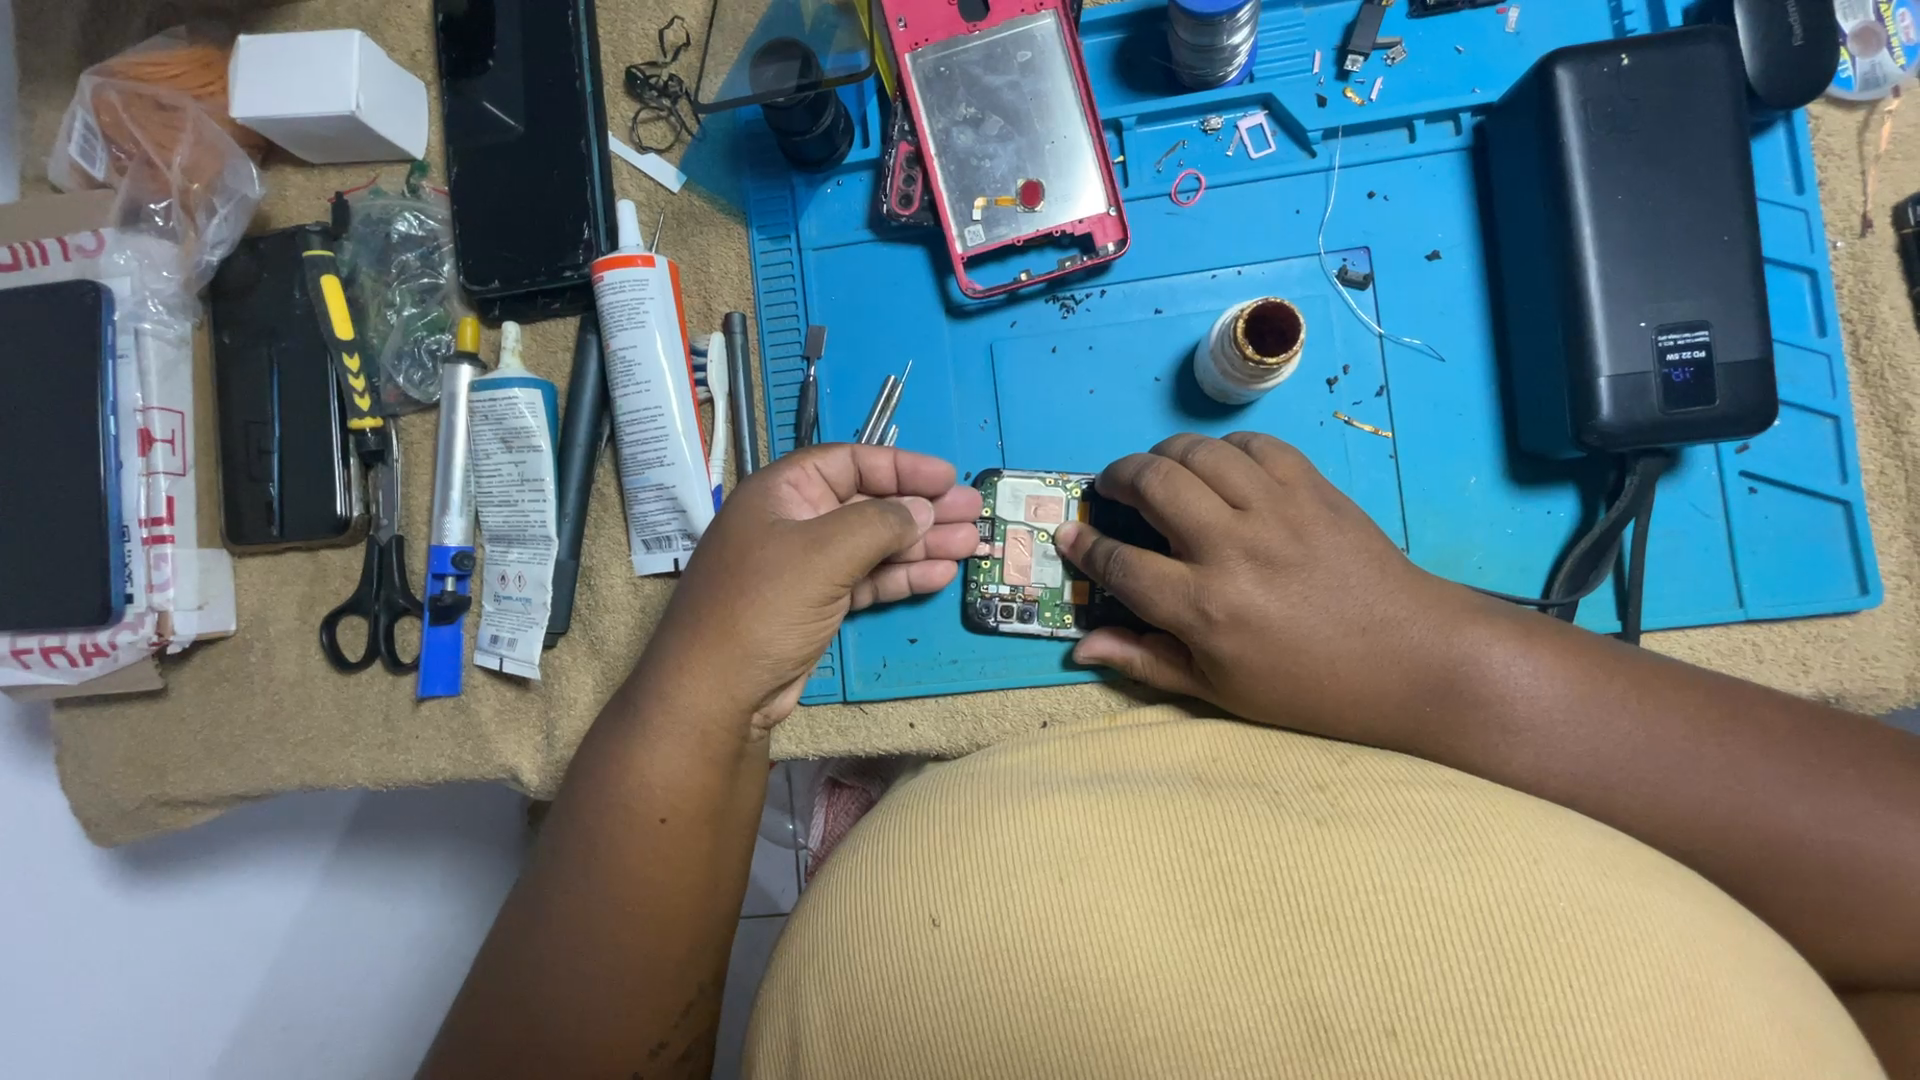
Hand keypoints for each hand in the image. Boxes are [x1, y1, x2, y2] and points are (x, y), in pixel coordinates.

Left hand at [640, 444, 982, 737]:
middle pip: (869, 503)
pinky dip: (902, 577)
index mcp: (783, 492)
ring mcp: (807, 566)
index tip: (947, 476)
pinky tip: (939, 574)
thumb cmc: (762, 607)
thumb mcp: (822, 554)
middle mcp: (796, 522)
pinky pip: (868, 580)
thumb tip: (923, 509)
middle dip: (922, 507)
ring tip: (972, 543)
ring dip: (922, 544)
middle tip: (974, 511)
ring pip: (875, 545)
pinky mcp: (818, 604)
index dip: (901, 466)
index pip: (850, 462)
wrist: (717, 692)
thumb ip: (879, 524)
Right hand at [1055, 432, 1491, 741]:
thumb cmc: (1308, 687)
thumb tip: (1080, 647)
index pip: (1121, 563)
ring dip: (1163, 454)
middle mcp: (1232, 548)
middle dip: (1116, 477)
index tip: (1069, 533)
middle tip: (1109, 488)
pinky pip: (1254, 445)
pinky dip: (1223, 448)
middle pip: (1152, 484)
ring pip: (1198, 452)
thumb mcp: (1220, 690)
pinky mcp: (1312, 488)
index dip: (1086, 546)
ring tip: (1157, 471)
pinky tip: (1217, 467)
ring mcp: (1275, 510)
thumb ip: (1146, 661)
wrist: (1414, 659)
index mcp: (1204, 607)